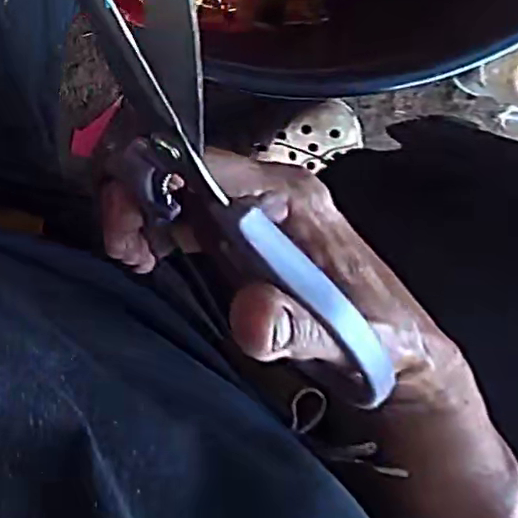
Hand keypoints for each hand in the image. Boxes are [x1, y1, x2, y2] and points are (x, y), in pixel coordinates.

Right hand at [102, 148, 475, 411]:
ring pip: (163, 185)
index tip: (127, 222)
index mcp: (287, 193)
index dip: (151, 178)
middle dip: (130, 197)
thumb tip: (251, 316)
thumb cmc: (378, 338)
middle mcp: (259, 187)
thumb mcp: (346, 337)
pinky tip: (144, 258)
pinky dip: (143, 226)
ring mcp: (241, 204)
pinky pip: (170, 208)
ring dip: (131, 213)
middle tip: (122, 246)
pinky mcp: (228, 226)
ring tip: (131, 257)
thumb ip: (299, 327)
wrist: (395, 355)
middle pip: (171, 166)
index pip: (201, 161)